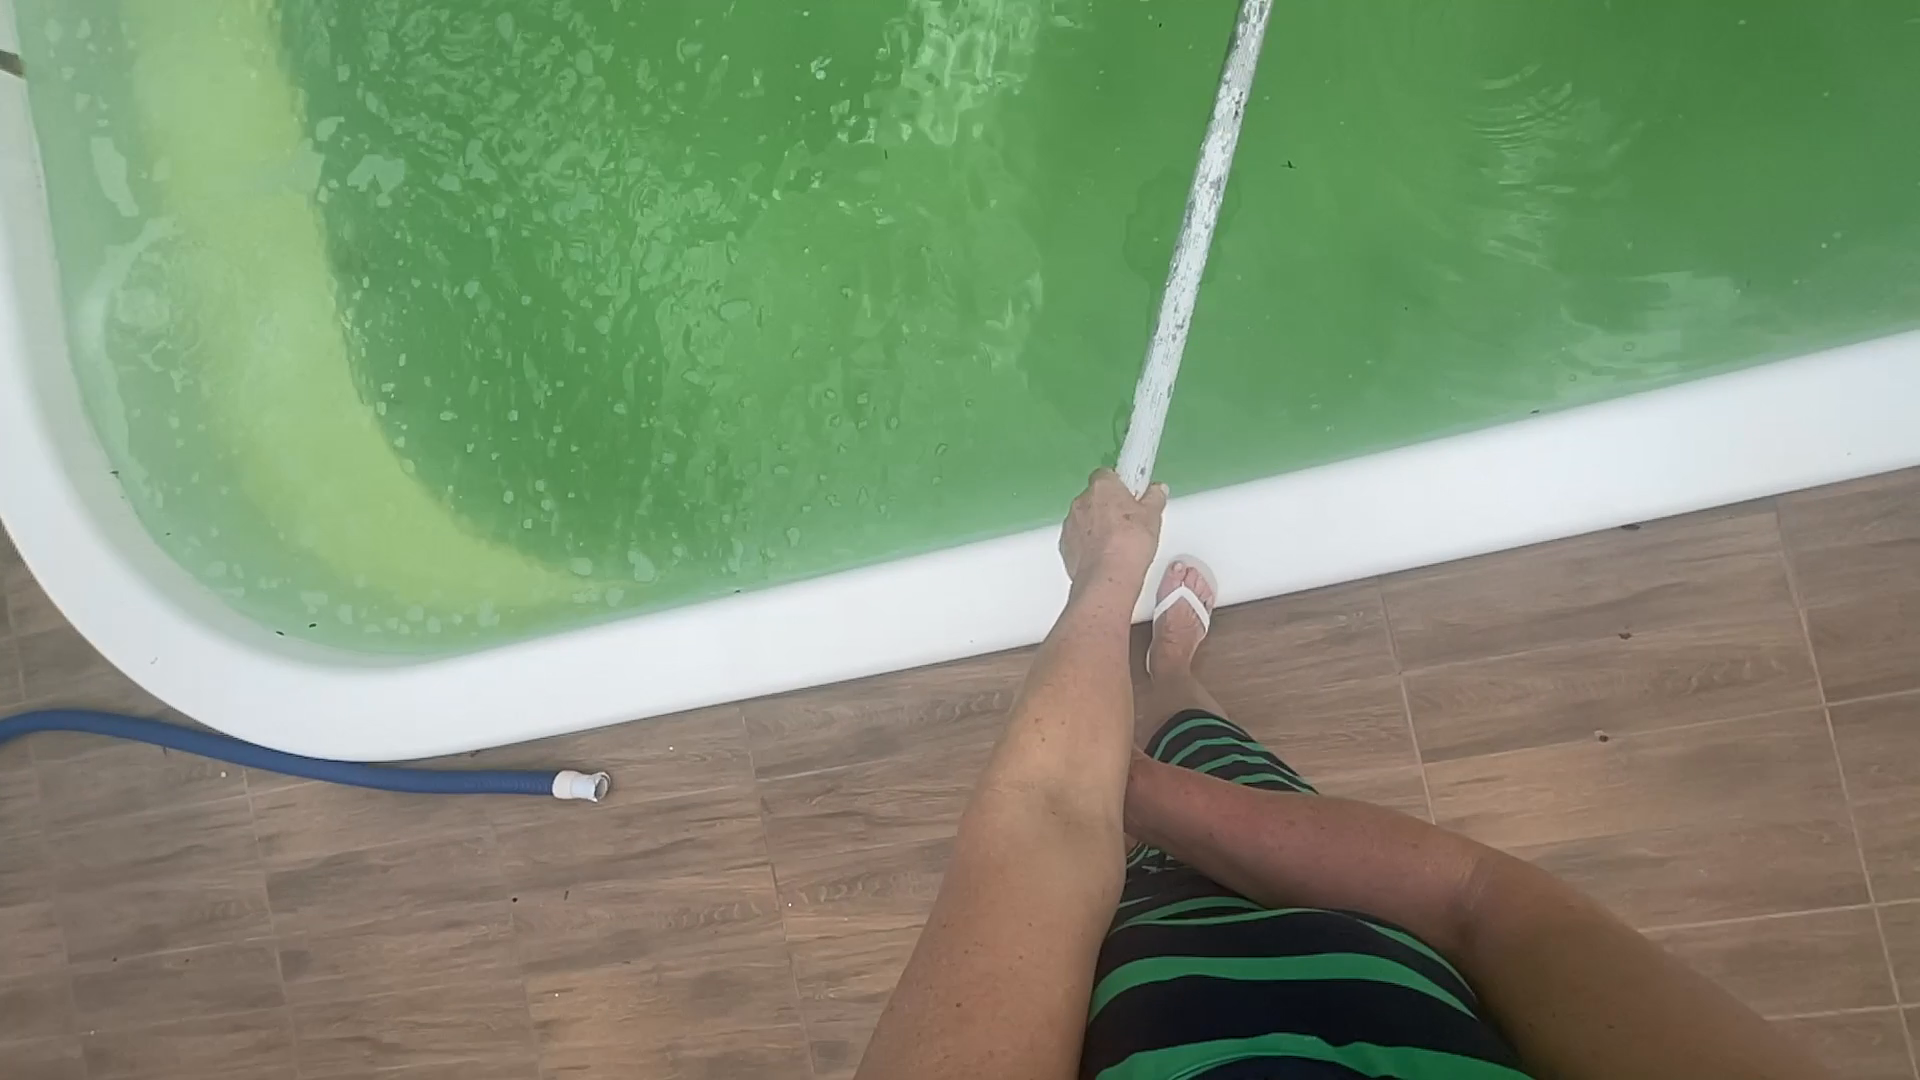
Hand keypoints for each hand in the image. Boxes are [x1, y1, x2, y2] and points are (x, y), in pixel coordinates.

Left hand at [1058, 469, 1167, 587]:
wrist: (1108, 576)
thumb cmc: (1129, 544)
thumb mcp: (1152, 516)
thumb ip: (1154, 498)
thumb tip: (1157, 491)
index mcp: (1103, 487)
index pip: (1106, 474)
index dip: (1118, 483)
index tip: (1130, 492)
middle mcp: (1081, 501)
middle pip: (1094, 496)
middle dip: (1107, 505)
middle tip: (1127, 520)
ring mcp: (1070, 523)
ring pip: (1083, 518)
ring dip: (1095, 525)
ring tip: (1116, 541)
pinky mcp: (1065, 545)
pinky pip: (1076, 538)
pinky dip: (1087, 543)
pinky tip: (1103, 554)